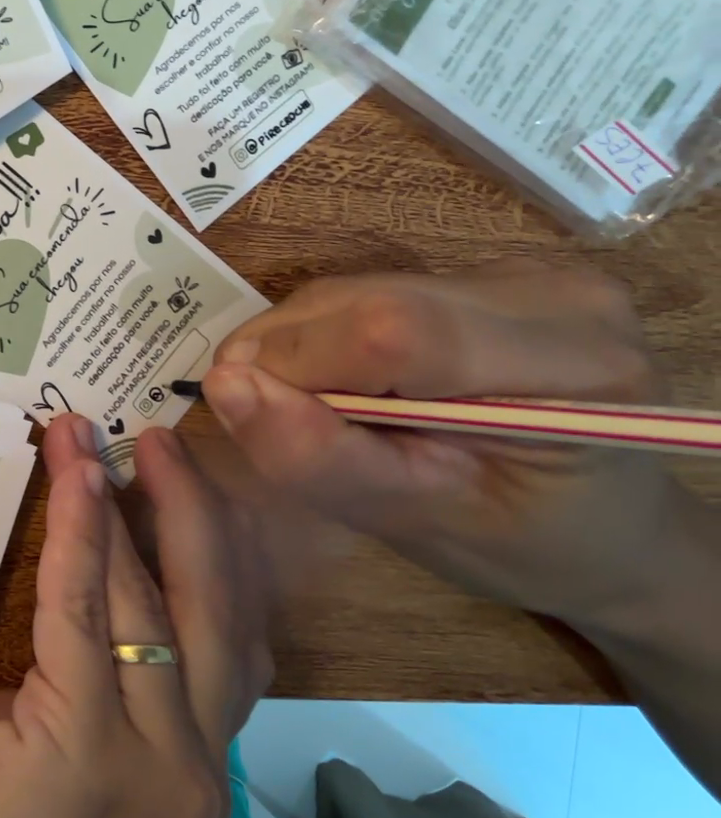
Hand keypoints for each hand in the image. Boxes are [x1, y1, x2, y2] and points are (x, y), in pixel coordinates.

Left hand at [0, 415, 271, 817]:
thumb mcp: (65, 717)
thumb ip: (97, 660)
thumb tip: (103, 563)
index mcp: (192, 753)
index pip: (226, 641)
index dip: (215, 556)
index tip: (190, 489)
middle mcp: (195, 763)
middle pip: (213, 615)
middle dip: (195, 516)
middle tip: (162, 442)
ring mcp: (152, 762)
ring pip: (149, 604)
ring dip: (124, 507)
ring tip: (95, 441)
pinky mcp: (86, 743)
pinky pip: (83, 614)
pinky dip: (80, 537)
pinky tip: (77, 482)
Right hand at [198, 259, 704, 631]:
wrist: (598, 523)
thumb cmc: (519, 545)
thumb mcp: (414, 522)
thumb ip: (319, 457)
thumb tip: (220, 385)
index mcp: (571, 369)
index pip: (394, 332)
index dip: (296, 366)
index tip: (257, 416)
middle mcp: (552, 297)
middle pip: (358, 303)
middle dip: (285, 360)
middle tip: (288, 425)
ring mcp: (517, 273)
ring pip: (343, 292)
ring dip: (296, 348)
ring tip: (327, 410)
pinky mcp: (478, 272)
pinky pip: (353, 291)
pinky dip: (319, 337)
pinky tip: (350, 379)